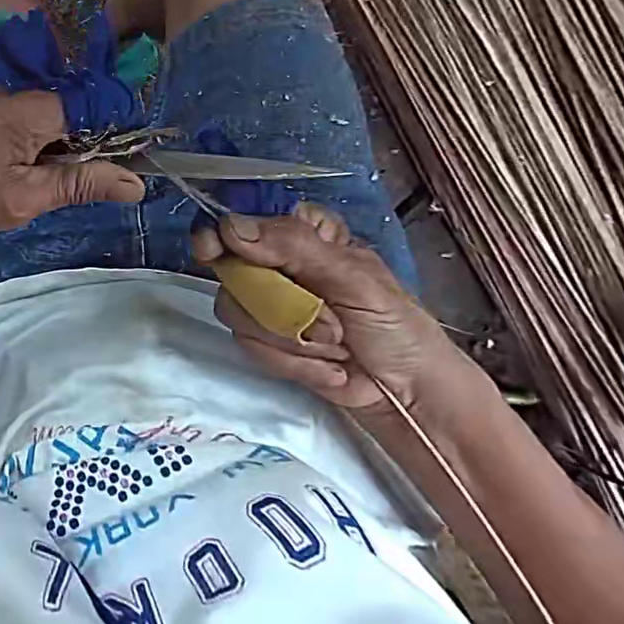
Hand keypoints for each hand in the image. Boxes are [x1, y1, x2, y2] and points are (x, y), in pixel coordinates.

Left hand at [0, 90, 144, 242]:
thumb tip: (136, 182)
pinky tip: (4, 166)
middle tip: (59, 185)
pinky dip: (21, 137)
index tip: (112, 171)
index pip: (95, 107)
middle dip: (76, 143)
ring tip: (28, 181)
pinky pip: (12, 111)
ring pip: (39, 110)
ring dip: (47, 143)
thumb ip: (79, 184)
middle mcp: (12, 85)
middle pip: (68, 106)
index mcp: (33, 104)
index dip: (111, 138)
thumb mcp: (22, 199)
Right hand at [195, 204, 469, 417]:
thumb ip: (293, 247)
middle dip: (279, 308)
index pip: (243, 223)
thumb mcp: (355, 280)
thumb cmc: (397, 329)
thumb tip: (231, 228)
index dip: (220, 236)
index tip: (211, 251)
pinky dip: (293, 363)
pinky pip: (251, 347)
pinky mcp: (267, 342)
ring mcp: (270, 305)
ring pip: (238, 312)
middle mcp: (278, 265)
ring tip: (337, 348)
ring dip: (292, 340)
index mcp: (302, 235)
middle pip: (233, 272)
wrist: (413, 399)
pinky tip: (329, 367)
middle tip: (330, 324)